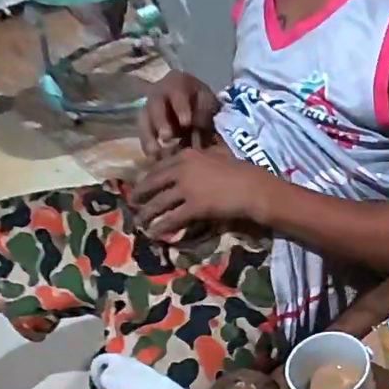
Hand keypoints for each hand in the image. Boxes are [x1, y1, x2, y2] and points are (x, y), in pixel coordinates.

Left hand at [134, 147, 275, 239]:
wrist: (255, 188)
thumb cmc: (244, 172)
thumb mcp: (220, 156)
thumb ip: (205, 157)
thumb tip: (201, 158)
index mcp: (188, 155)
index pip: (161, 167)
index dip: (150, 178)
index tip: (144, 185)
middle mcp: (182, 169)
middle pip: (154, 183)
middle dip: (141, 195)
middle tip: (134, 203)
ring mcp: (187, 189)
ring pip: (160, 203)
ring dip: (147, 214)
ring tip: (140, 223)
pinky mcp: (194, 207)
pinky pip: (173, 218)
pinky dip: (162, 227)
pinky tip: (155, 234)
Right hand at [137, 71, 221, 158]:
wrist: (195, 102)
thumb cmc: (202, 101)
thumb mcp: (208, 101)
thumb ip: (204, 112)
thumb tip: (196, 127)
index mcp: (177, 83)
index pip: (177, 93)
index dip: (181, 108)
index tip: (186, 123)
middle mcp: (159, 92)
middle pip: (155, 105)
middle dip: (161, 121)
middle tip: (167, 137)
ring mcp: (150, 106)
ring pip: (145, 119)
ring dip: (149, 136)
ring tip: (155, 153)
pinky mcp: (147, 122)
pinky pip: (144, 132)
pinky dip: (147, 144)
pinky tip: (153, 157)